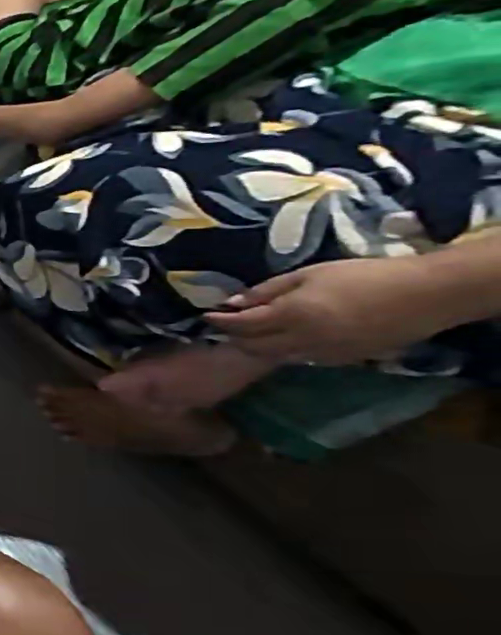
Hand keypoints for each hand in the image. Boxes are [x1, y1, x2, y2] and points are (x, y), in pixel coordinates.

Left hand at [204, 257, 455, 363]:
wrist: (429, 294)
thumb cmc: (364, 276)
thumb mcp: (307, 275)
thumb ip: (266, 291)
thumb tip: (233, 302)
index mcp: (290, 315)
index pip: (240, 325)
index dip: (219, 321)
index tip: (206, 316)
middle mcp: (302, 339)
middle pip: (252, 346)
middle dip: (232, 337)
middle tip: (223, 326)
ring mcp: (324, 353)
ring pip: (274, 356)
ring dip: (255, 347)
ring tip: (247, 335)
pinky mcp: (344, 359)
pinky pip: (300, 359)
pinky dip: (282, 351)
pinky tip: (281, 340)